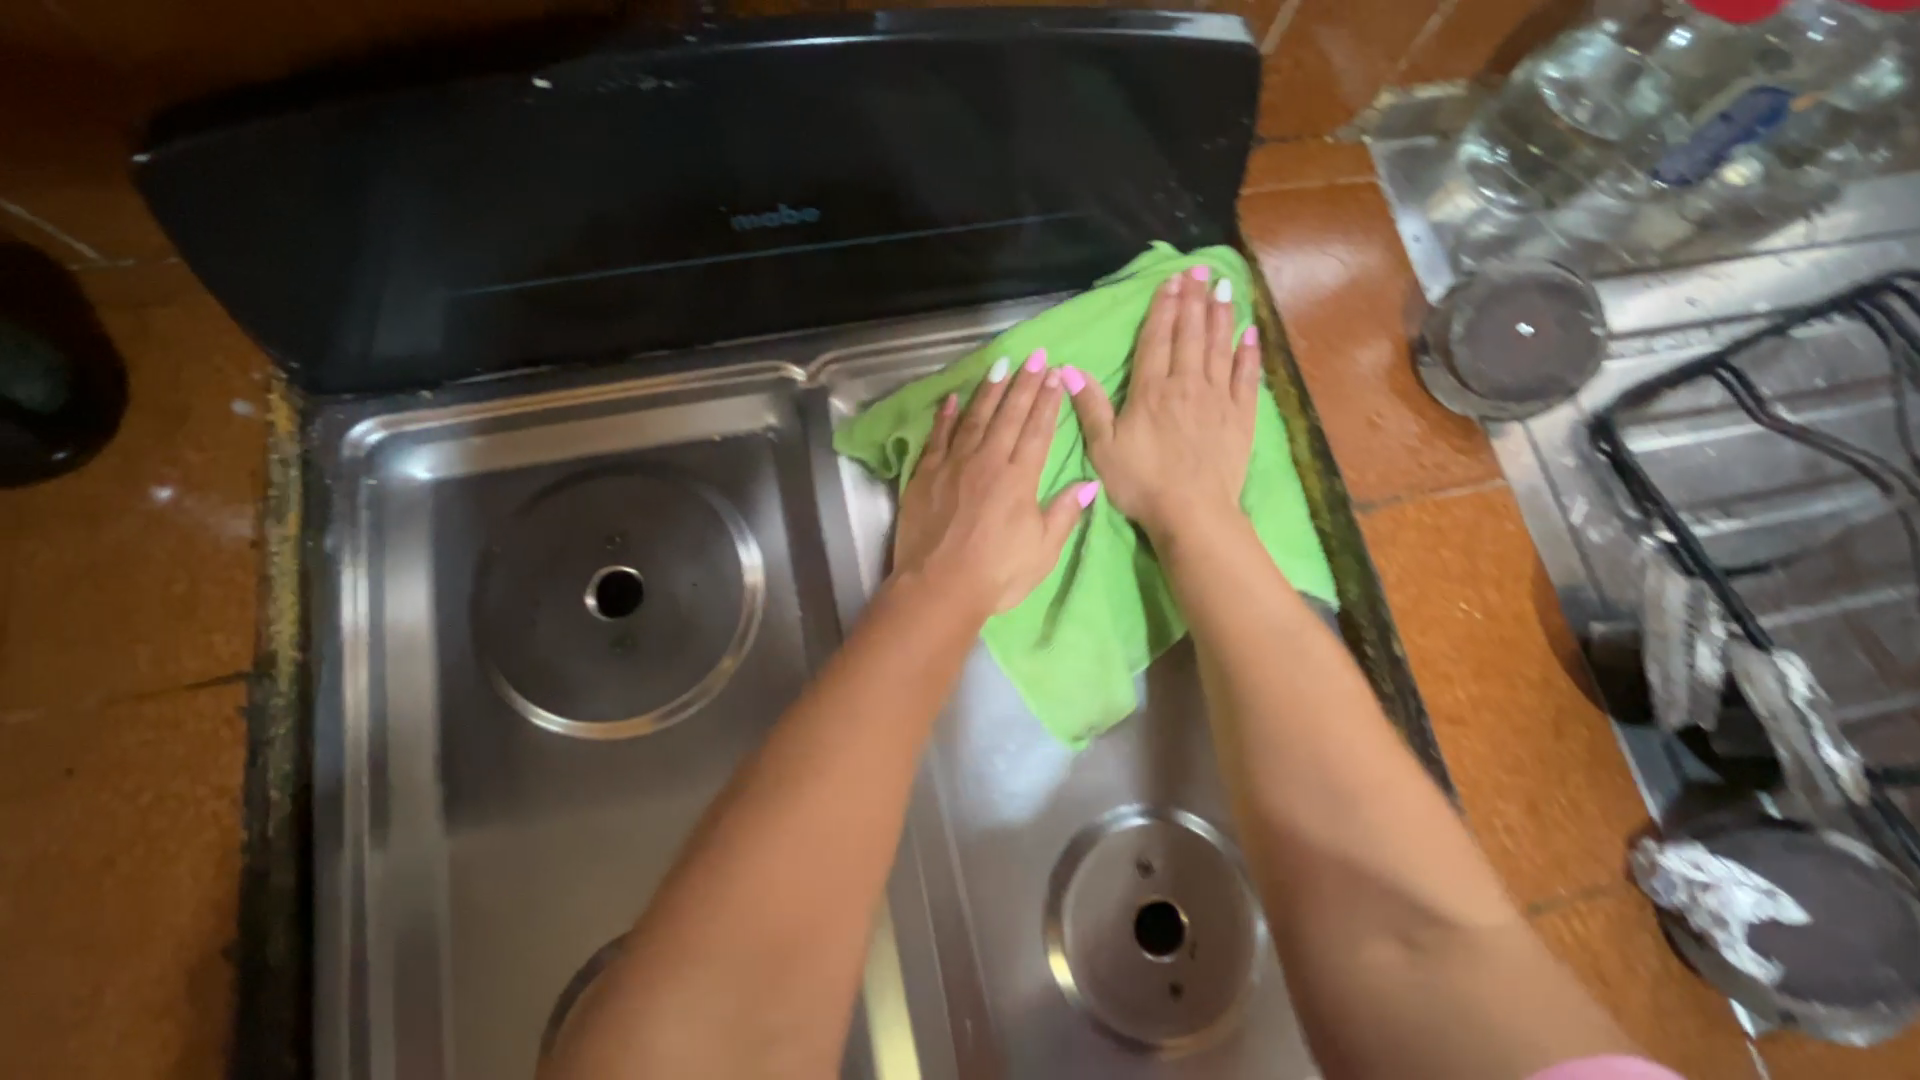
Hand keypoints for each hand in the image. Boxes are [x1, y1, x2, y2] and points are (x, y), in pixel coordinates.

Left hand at [893, 351, 1099, 616]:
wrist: (938, 587)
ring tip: (1002, 366)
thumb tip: (1089, 484)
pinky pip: (937, 436)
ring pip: (974, 417)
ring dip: (990, 391)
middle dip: (1025, 383)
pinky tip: (953, 398)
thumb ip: (1064, 513)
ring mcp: (952, 465)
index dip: (1048, 400)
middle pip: (1009, 415)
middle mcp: (987, 460)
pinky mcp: (924, 475)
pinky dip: (945, 415)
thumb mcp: (1043, 550)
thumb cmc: (997, 573)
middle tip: (1035, 356)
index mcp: (1019, 477)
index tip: (1056, 374)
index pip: (1038, 429)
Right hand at [1065, 266, 1261, 541]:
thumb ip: (1090, 407)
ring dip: (1219, 316)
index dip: (1163, 308)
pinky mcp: (1241, 418)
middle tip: (1198, 271)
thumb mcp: (1104, 448)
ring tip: (1222, 287)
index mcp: (1151, 391)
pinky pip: (1246, 377)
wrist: (1192, 513)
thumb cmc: (1142, 483)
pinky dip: (1248, 354)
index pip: (1157, 339)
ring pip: (1219, 348)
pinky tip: (1249, 334)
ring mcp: (1218, 399)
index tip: (1170, 281)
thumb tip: (1069, 369)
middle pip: (1190, 335)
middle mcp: (1186, 385)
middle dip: (1192, 300)